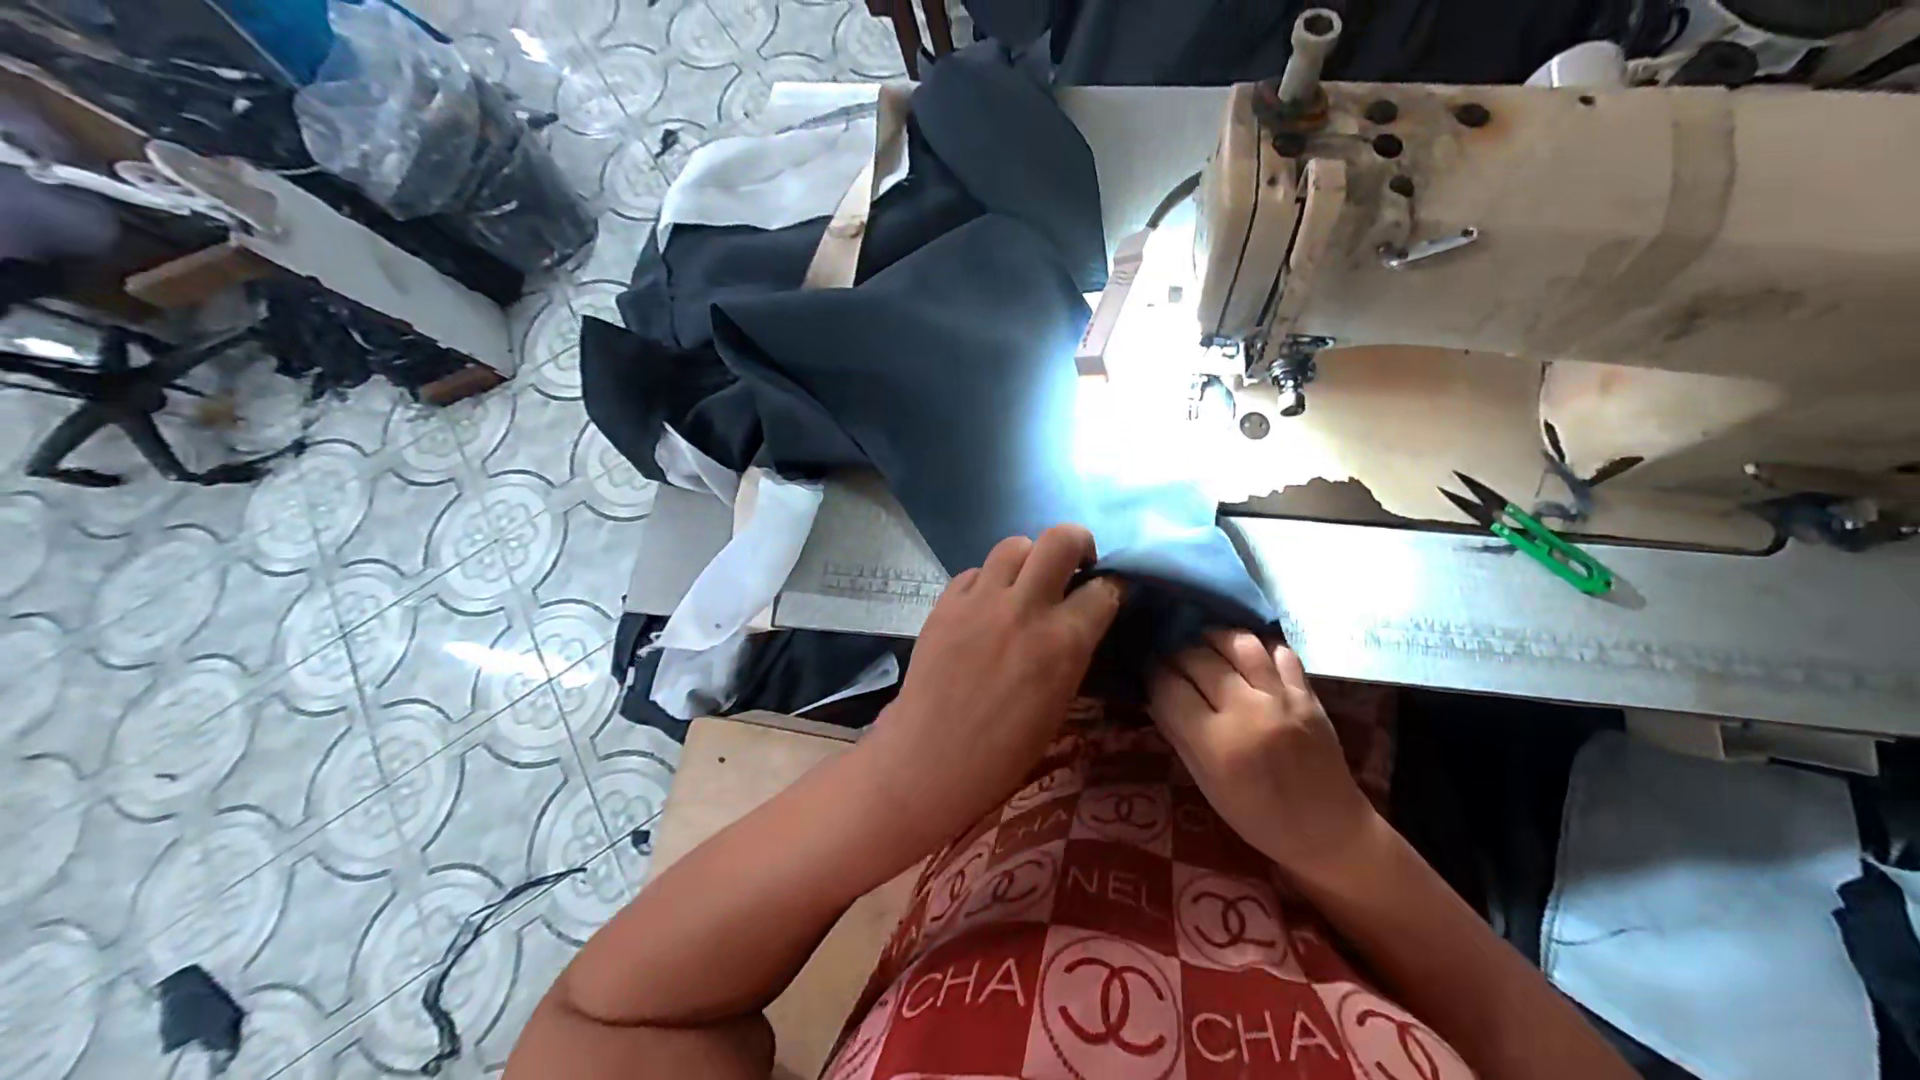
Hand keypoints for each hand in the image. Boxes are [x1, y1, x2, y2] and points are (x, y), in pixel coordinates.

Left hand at [859, 526, 1123, 847]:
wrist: (932, 757)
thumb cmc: (1006, 749)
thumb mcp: (1060, 700)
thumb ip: (1072, 649)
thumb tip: (1079, 618)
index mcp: (1063, 641)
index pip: (1105, 588)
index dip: (1112, 587)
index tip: (1108, 591)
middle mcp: (1024, 608)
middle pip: (1060, 539)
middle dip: (1077, 543)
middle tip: (1074, 566)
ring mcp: (980, 600)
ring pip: (1014, 545)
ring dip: (1029, 559)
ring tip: (1025, 584)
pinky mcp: (945, 602)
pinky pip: (974, 572)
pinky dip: (987, 582)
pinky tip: (985, 607)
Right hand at [1149, 630, 1377, 880]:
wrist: (1329, 831)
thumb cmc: (1257, 817)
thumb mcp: (1205, 782)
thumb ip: (1178, 734)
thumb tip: (1153, 695)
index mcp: (1216, 743)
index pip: (1169, 687)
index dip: (1152, 675)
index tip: (1147, 673)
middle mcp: (1248, 712)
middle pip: (1198, 658)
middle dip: (1176, 654)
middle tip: (1170, 660)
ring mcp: (1282, 698)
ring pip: (1238, 643)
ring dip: (1213, 638)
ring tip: (1203, 645)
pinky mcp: (1308, 693)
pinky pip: (1278, 651)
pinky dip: (1257, 647)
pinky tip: (1244, 655)